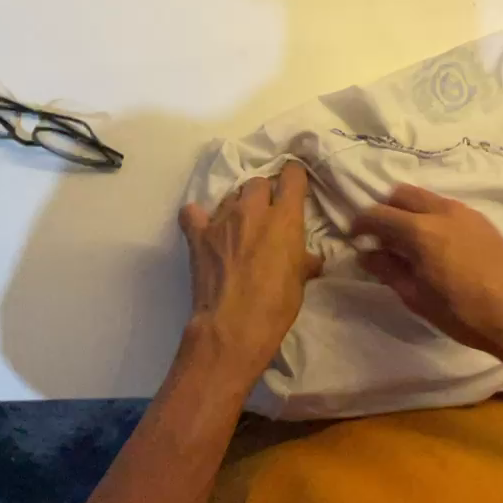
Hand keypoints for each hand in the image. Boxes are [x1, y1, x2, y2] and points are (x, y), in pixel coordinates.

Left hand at [178, 163, 323, 376]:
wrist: (234, 326)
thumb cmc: (276, 305)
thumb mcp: (301, 281)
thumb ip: (303, 260)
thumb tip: (309, 259)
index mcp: (284, 217)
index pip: (292, 176)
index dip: (294, 177)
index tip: (294, 186)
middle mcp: (252, 210)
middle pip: (258, 182)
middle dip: (264, 193)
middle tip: (266, 214)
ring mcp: (221, 220)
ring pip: (230, 195)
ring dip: (237, 206)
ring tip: (238, 225)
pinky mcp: (197, 235)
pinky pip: (193, 213)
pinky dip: (199, 217)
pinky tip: (204, 227)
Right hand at [353, 185, 502, 366]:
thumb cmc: (464, 314)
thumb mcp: (417, 297)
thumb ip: (389, 270)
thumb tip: (367, 253)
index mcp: (421, 231)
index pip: (379, 215)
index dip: (361, 225)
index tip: (355, 239)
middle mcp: (443, 212)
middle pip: (402, 194)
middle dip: (386, 211)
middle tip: (381, 239)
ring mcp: (466, 213)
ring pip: (426, 198)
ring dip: (410, 212)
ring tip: (409, 243)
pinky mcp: (482, 221)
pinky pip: (447, 208)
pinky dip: (431, 217)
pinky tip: (436, 246)